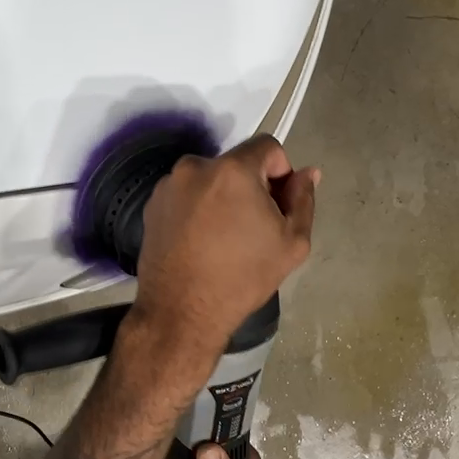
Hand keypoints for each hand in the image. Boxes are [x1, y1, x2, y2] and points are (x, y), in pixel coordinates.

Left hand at [133, 135, 317, 348]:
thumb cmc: (242, 278)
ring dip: (222, 197)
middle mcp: (194, 166)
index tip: (277, 205)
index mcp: (231, 169)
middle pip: (235, 163)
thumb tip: (308, 172)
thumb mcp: (291, 242)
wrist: (181, 311)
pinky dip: (197, 209)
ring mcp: (167, 185)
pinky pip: (185, 195)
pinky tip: (200, 242)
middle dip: (250, 187)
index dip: (280, 172)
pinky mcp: (151, 205)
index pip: (267, 146)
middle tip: (253, 227)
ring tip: (224, 238)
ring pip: (209, 179)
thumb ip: (302, 199)